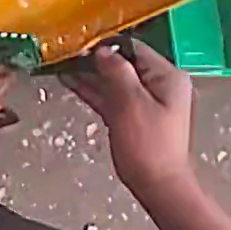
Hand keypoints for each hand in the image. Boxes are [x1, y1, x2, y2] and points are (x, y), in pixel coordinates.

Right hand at [62, 40, 197, 199]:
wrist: (157, 185)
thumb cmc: (149, 146)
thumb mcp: (131, 102)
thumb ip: (116, 72)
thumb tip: (102, 51)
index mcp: (167, 77)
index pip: (134, 49)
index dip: (107, 45)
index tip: (82, 44)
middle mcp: (159, 85)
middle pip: (123, 64)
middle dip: (95, 60)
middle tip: (68, 54)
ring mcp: (146, 102)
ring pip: (113, 81)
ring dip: (89, 74)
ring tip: (63, 65)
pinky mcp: (133, 116)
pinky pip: (110, 96)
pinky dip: (93, 90)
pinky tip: (72, 82)